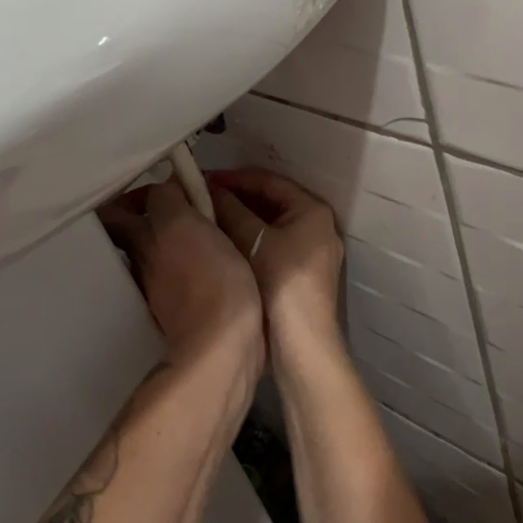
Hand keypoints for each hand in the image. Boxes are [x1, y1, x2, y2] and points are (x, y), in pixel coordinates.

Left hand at [99, 177, 263, 374]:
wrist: (221, 343)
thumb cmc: (207, 275)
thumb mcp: (187, 223)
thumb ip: (172, 198)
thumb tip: (168, 184)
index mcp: (140, 240)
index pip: (116, 211)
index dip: (136, 193)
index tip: (166, 185)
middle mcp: (141, 263)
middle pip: (131, 232)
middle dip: (151, 214)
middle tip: (181, 202)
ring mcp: (159, 290)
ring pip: (155, 253)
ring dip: (171, 238)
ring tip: (199, 226)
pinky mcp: (181, 310)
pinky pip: (178, 275)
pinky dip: (187, 262)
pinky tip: (209, 258)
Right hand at [206, 168, 345, 351]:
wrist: (303, 344)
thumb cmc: (281, 283)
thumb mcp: (253, 240)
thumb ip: (231, 210)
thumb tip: (210, 190)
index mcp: (312, 210)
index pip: (269, 181)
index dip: (235, 178)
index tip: (204, 180)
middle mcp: (318, 225)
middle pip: (272, 201)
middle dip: (238, 198)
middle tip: (204, 199)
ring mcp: (313, 250)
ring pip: (271, 224)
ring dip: (243, 219)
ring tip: (210, 218)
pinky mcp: (304, 272)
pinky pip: (274, 243)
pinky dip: (252, 239)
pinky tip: (226, 243)